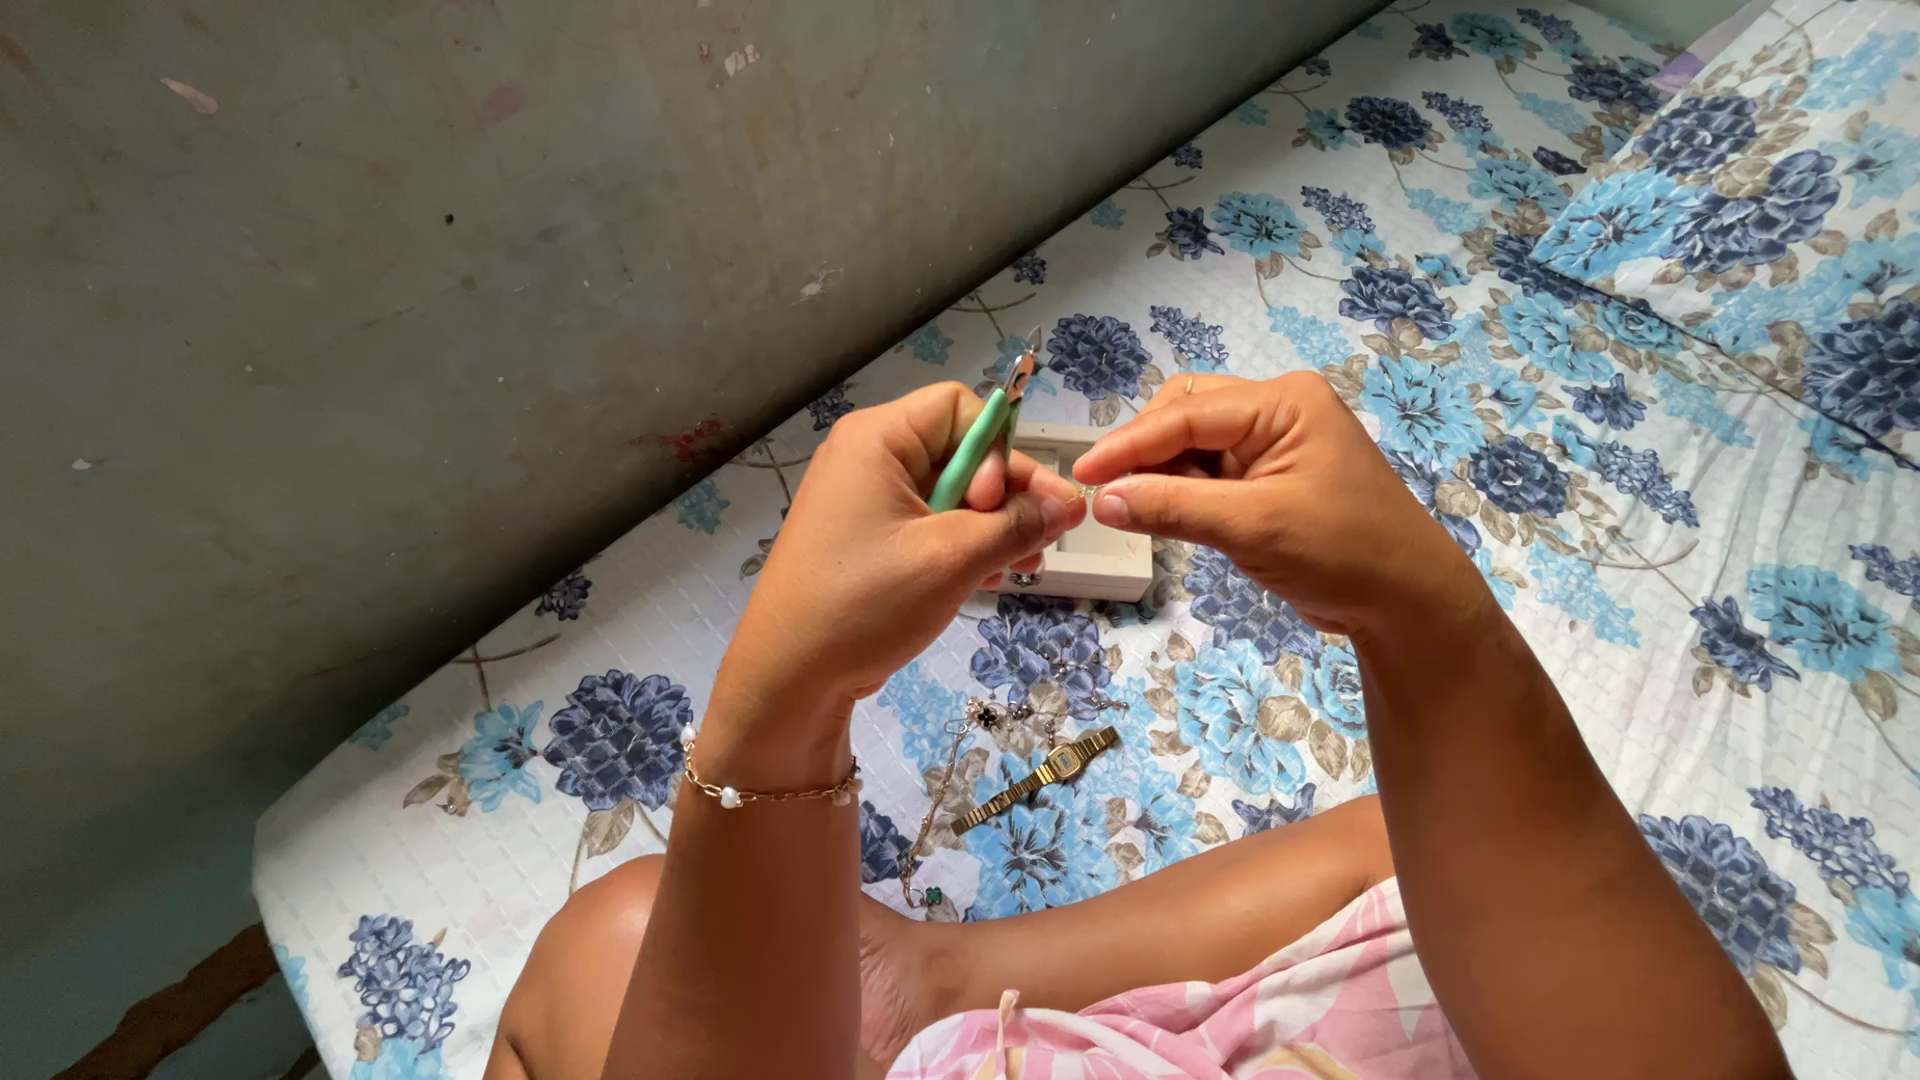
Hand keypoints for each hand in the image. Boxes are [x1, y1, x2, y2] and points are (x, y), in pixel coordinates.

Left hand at [719, 382, 1084, 720]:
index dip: (997, 449)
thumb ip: (1018, 525)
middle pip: (959, 453)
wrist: (787, 678)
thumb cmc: (866, 603)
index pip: (959, 409)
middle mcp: (867, 459)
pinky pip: (928, 527)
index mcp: (877, 439)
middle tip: (1041, 542)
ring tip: (1024, 567)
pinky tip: (989, 579)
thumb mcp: (952, 559)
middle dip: (1005, 496)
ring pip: (949, 495)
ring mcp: (865, 503)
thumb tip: (1071, 504)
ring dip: (991, 528)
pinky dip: (962, 547)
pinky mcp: (868, 542)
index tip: (1001, 504)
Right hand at [1072, 372, 1485, 639]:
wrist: (1406, 602)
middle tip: (1111, 492)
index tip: (1082, 473)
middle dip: (1144, 451)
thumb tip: (1102, 500)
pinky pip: (1204, 473)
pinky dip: (1178, 492)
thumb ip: (1173, 507)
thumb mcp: (1253, 527)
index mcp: (1282, 403)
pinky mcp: (1263, 479)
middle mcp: (1274, 411)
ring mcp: (1269, 445)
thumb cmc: (1343, 553)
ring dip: (1159, 473)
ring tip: (1134, 507)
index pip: (1187, 413)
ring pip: (1190, 445)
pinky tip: (1163, 512)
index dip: (1129, 443)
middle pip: (1184, 415)